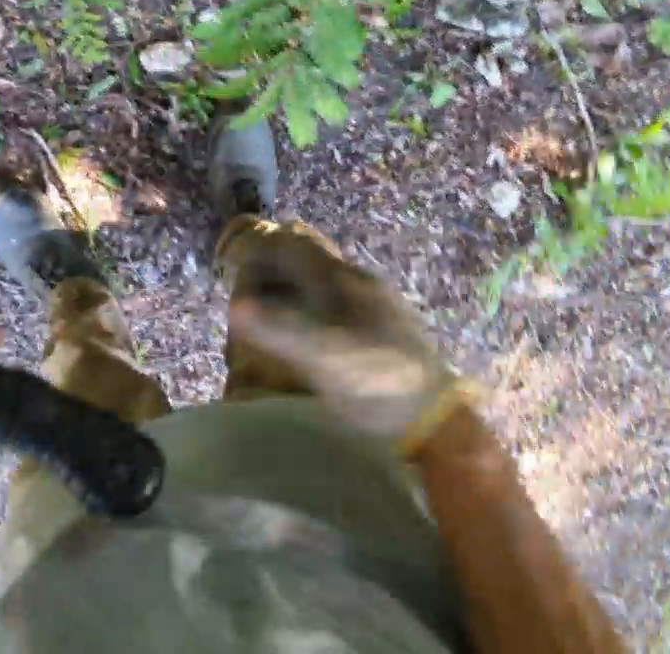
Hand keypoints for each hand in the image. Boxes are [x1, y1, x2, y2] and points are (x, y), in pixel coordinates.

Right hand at [226, 229, 455, 442]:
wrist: (435, 420)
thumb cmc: (377, 383)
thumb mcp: (323, 359)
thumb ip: (278, 330)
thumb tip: (236, 306)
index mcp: (345, 281)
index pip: (294, 249)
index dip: (261, 255)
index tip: (234, 273)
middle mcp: (360, 284)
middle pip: (307, 263)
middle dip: (273, 273)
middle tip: (245, 295)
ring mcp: (374, 306)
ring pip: (321, 285)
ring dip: (291, 292)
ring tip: (267, 315)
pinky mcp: (382, 330)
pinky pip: (333, 306)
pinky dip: (308, 311)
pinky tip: (303, 336)